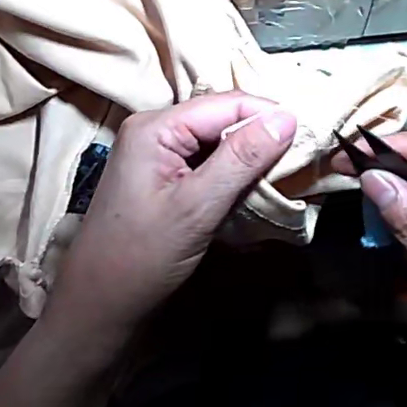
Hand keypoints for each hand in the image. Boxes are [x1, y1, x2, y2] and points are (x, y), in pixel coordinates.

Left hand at [48, 93, 295, 346]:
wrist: (99, 304)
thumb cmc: (142, 257)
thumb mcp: (197, 207)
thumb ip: (242, 159)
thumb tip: (287, 117)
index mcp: (156, 127)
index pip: (227, 103)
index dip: (269, 115)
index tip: (307, 137)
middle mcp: (155, 128)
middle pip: (223, 116)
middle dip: (261, 134)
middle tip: (299, 158)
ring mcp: (157, 150)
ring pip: (219, 137)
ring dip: (250, 154)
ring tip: (282, 173)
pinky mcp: (164, 172)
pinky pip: (208, 157)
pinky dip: (233, 169)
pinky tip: (252, 186)